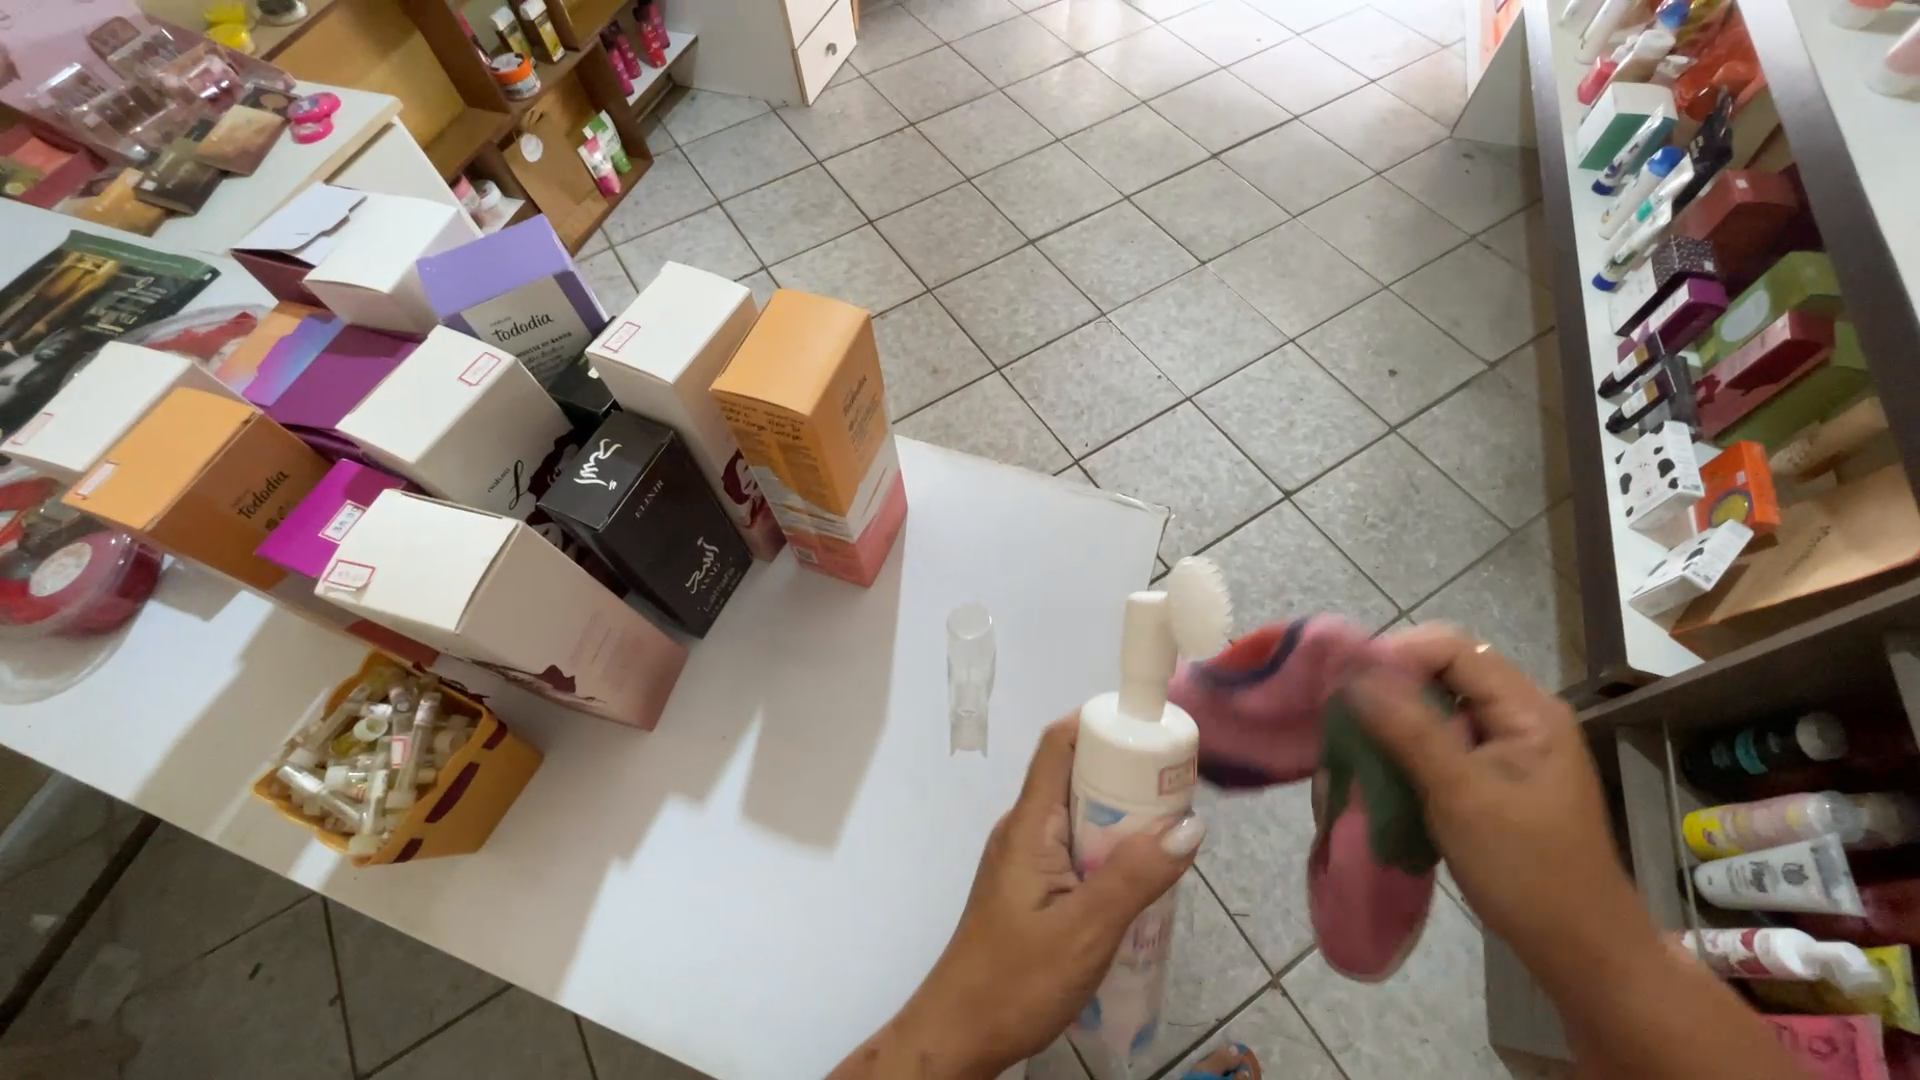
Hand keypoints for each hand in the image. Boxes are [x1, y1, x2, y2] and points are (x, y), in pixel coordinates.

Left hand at [831, 716, 1202, 1078]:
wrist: (959, 1034)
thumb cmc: (1016, 980)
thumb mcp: (1086, 931)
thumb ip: (1136, 877)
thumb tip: (1190, 822)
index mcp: (1028, 824)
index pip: (1058, 745)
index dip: (1100, 724)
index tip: (1150, 728)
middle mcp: (1024, 829)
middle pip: (1075, 776)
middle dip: (1126, 775)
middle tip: (1179, 791)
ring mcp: (1025, 858)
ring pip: (1078, 815)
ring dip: (1122, 818)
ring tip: (1171, 833)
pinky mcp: (1031, 885)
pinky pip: (1075, 848)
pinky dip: (1110, 850)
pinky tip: (1140, 877)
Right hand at [1344, 625, 1652, 982]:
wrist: (1577, 946)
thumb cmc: (1526, 867)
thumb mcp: (1461, 793)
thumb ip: (1408, 728)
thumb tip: (1353, 674)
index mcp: (1527, 710)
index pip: (1453, 648)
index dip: (1398, 654)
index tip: (1348, 684)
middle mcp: (1518, 715)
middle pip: (1442, 670)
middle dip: (1389, 684)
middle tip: (1342, 710)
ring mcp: (1505, 745)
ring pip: (1435, 704)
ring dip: (1392, 715)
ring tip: (1351, 735)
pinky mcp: (1488, 772)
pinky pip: (1437, 737)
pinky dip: (1403, 742)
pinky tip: (1377, 762)